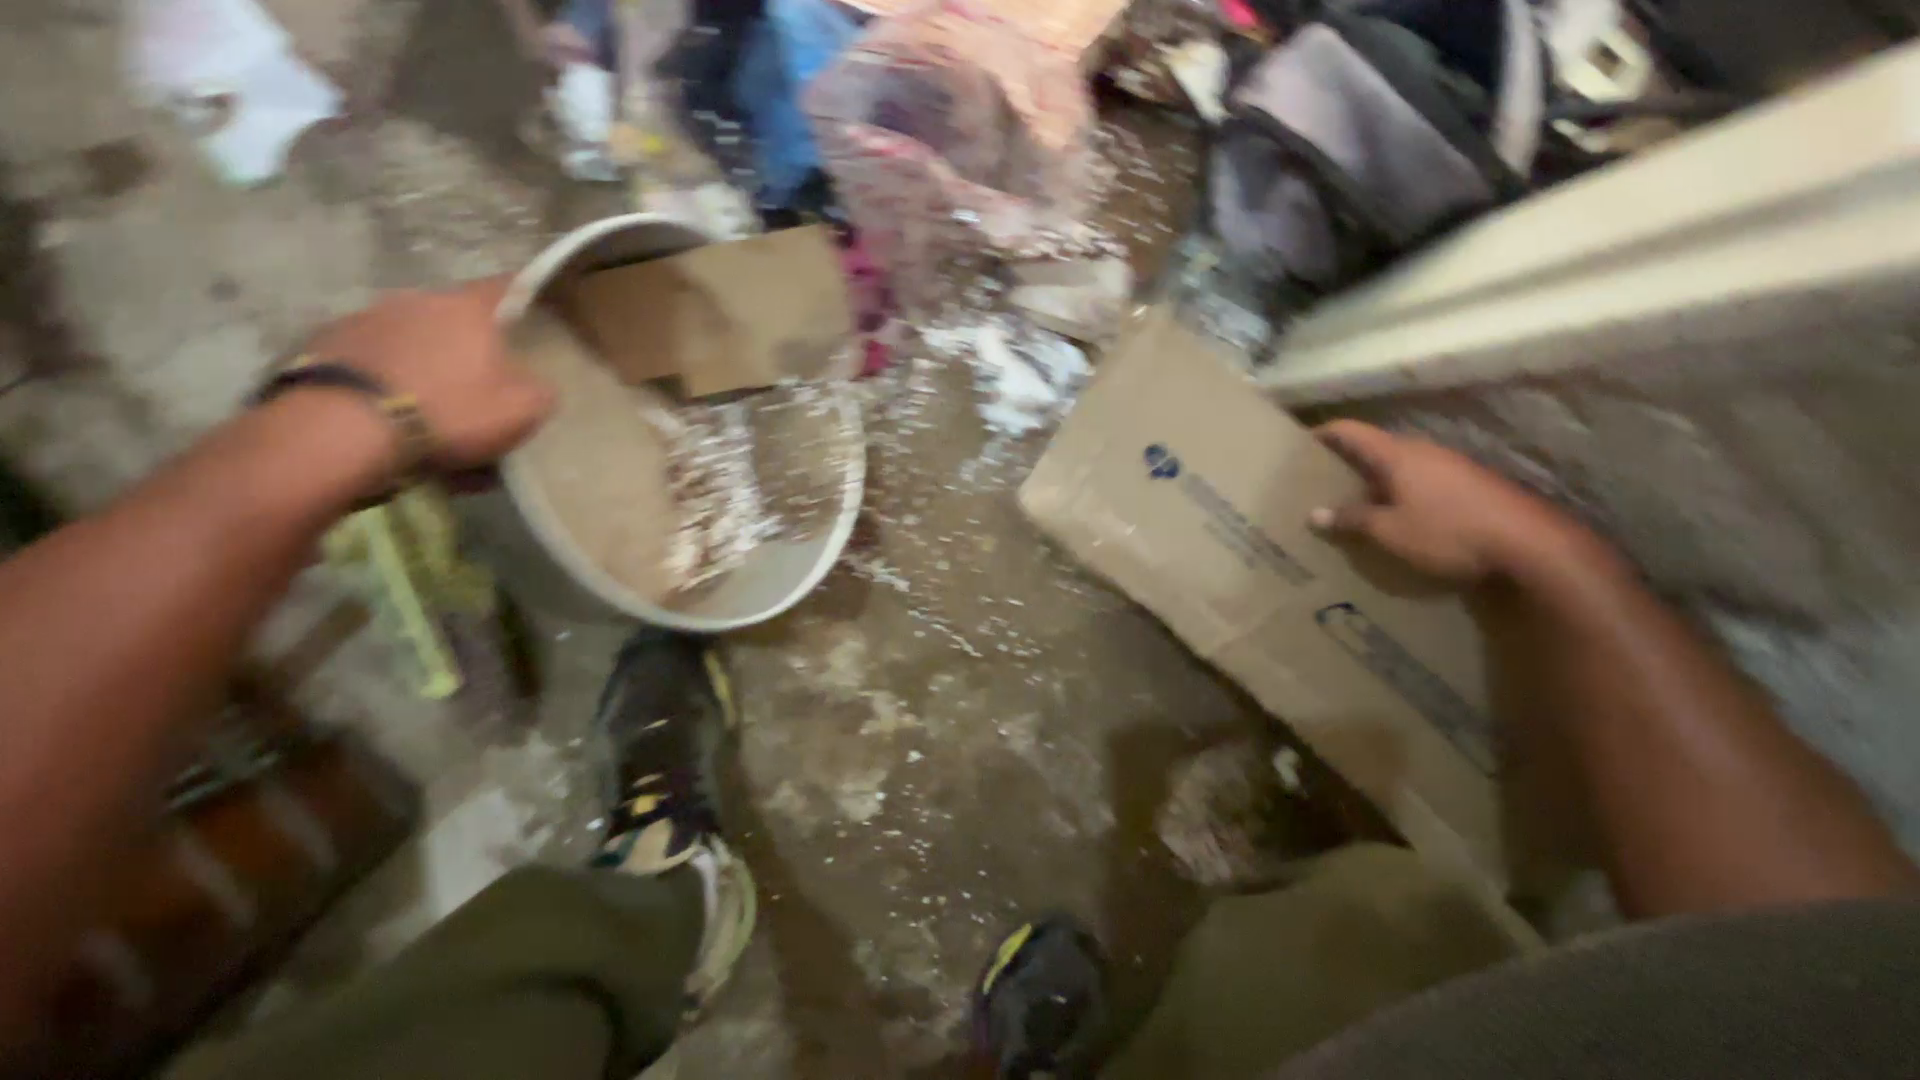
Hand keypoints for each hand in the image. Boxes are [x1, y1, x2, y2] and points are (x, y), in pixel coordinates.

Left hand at [304, 280, 553, 469]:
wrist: (346, 426)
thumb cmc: (448, 410)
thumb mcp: (518, 411)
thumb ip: (539, 391)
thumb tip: (540, 383)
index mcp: (468, 308)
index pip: (506, 285)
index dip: (522, 292)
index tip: (532, 303)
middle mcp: (417, 298)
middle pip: (453, 311)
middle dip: (467, 334)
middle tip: (477, 369)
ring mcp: (367, 315)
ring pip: (410, 329)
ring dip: (422, 351)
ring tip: (427, 390)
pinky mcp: (329, 339)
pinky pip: (372, 350)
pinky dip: (385, 367)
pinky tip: (386, 399)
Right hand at [1308, 420, 1585, 584]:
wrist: (1528, 544)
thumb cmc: (1448, 531)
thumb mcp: (1390, 531)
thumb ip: (1352, 520)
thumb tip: (1316, 514)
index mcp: (1397, 454)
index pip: (1350, 431)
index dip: (1322, 434)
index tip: (1299, 445)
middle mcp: (1423, 452)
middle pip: (1375, 448)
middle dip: (1347, 463)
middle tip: (1320, 483)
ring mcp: (1450, 467)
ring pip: (1400, 467)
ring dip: (1376, 481)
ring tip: (1354, 505)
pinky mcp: (1470, 486)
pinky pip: (1422, 482)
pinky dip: (1401, 494)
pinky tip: (1396, 519)